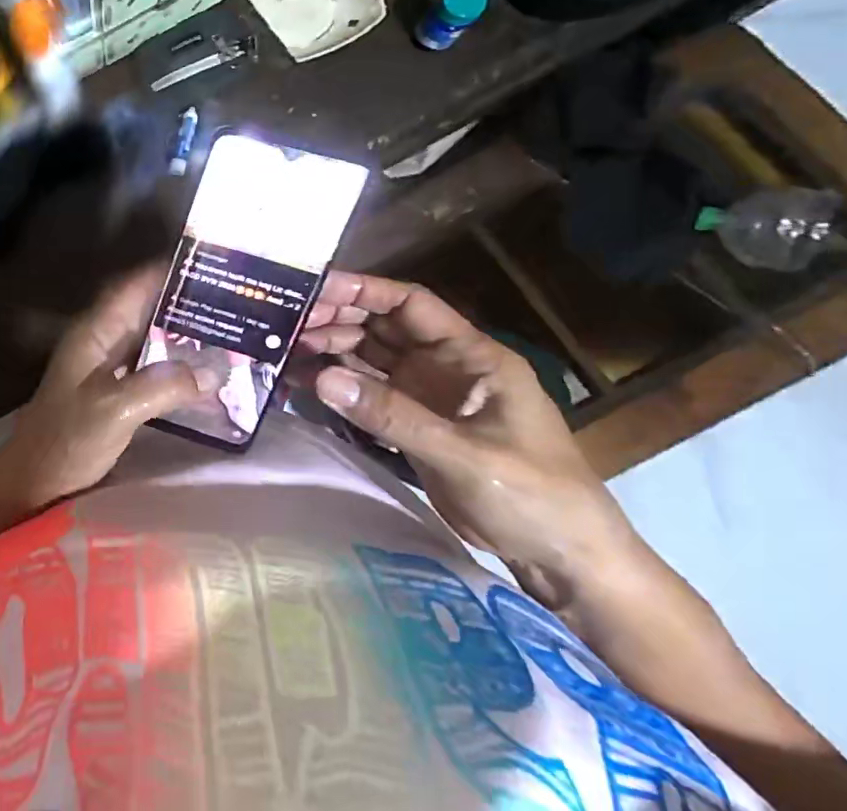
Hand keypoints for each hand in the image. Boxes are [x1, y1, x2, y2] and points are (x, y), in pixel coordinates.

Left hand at [0, 265, 219, 510]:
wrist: (34, 485)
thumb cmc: (65, 440)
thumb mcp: (115, 409)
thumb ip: (163, 386)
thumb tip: (215, 371)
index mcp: (94, 334)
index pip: (131, 287)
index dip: (164, 271)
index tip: (206, 264)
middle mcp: (101, 344)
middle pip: (146, 311)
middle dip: (184, 304)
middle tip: (232, 301)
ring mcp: (108, 371)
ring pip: (151, 341)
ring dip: (184, 337)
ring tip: (232, 333)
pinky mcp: (116, 396)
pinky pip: (153, 370)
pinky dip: (178, 368)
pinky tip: (208, 376)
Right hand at [298, 272, 645, 607]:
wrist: (561, 557)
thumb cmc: (533, 495)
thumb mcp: (463, 453)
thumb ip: (392, 415)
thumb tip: (322, 378)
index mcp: (473, 356)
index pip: (412, 305)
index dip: (365, 290)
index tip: (317, 289)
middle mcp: (446, 367)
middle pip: (384, 328)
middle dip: (338, 320)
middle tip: (287, 324)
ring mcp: (429, 397)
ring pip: (371, 359)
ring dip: (332, 352)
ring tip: (285, 351)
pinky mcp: (415, 425)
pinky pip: (369, 395)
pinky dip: (339, 387)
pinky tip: (304, 384)